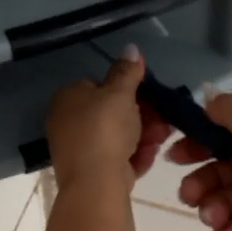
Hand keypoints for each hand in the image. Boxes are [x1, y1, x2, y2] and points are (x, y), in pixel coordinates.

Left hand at [45, 44, 170, 194]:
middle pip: (110, 114)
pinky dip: (135, 156)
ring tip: (163, 137)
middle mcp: (67, 122)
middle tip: (164, 119)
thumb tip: (131, 48)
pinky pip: (117, 159)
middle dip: (141, 115)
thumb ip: (127, 72)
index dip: (124, 90)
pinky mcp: (91, 174)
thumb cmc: (104, 128)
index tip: (149, 95)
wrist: (95, 183)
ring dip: (143, 135)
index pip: (97, 86)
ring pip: (117, 137)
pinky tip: (152, 156)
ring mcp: (78, 150)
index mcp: (68, 98)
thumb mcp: (119, 93)